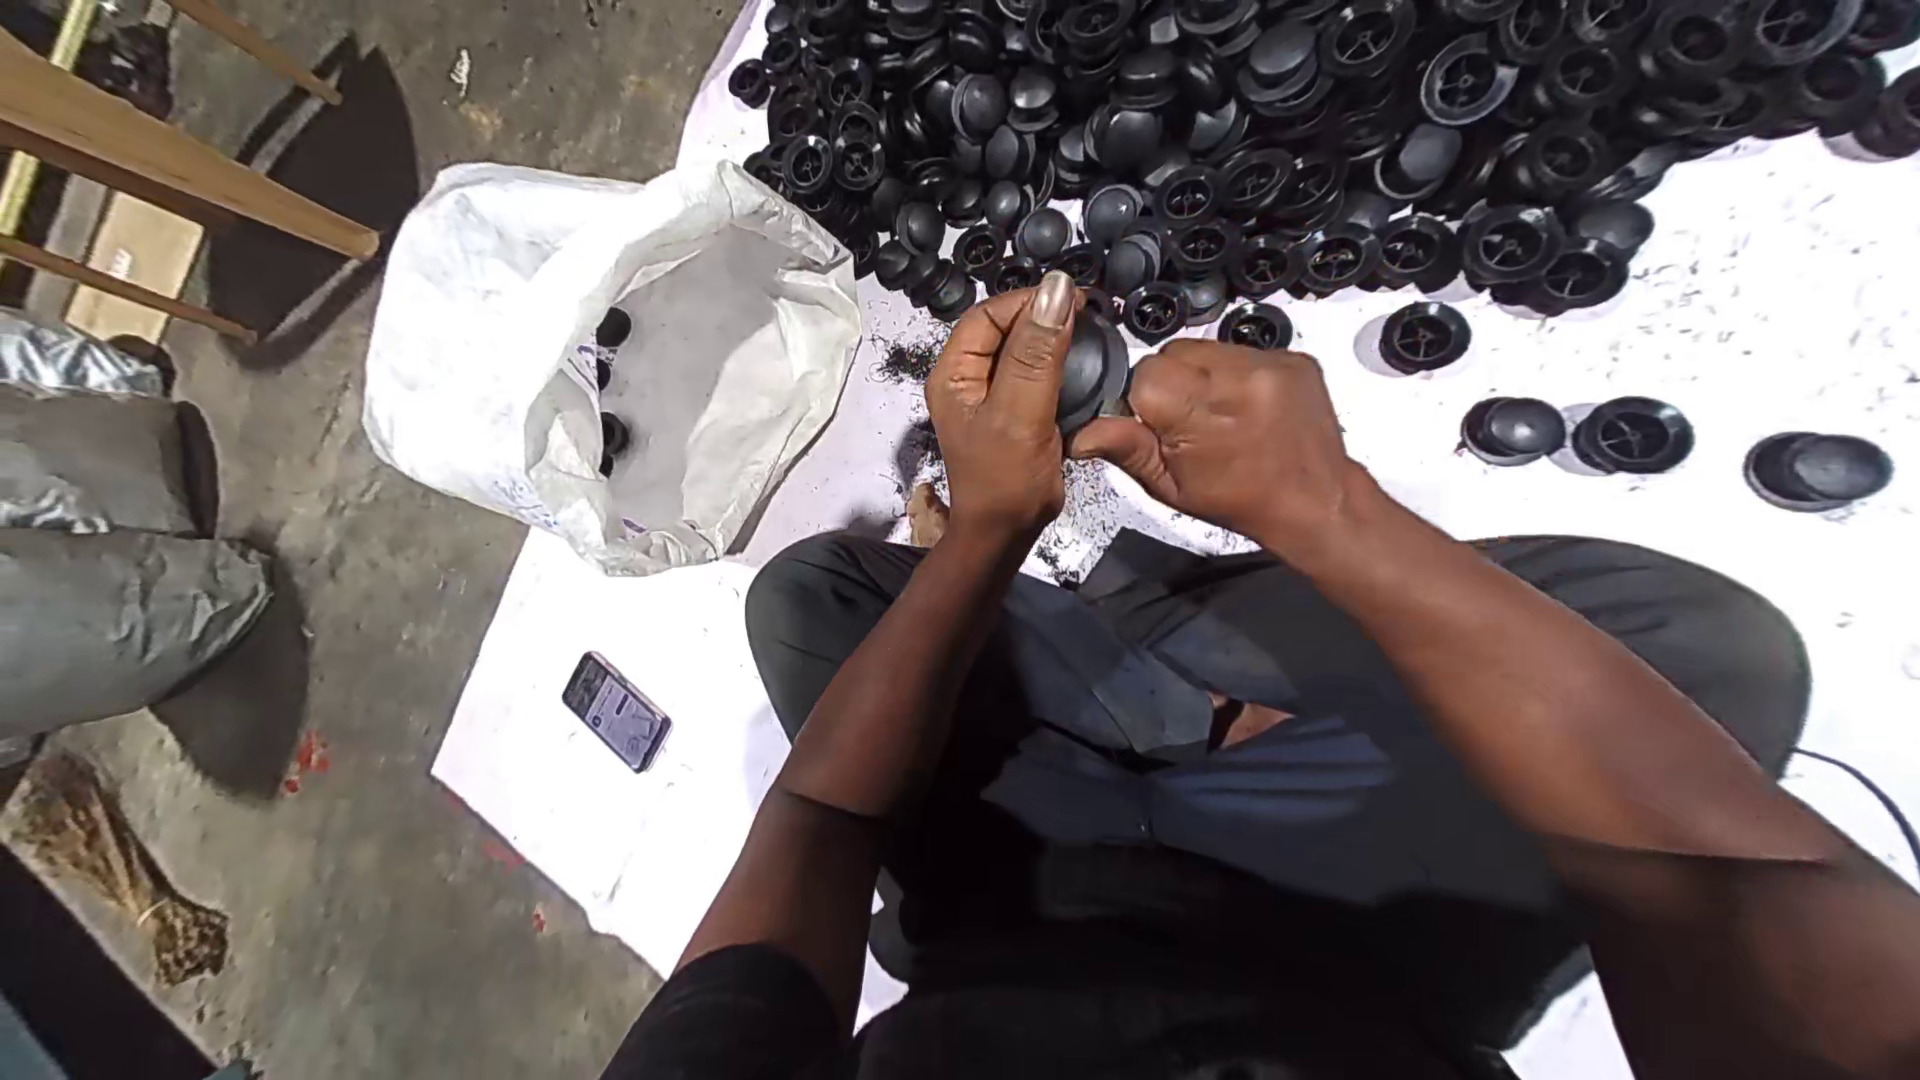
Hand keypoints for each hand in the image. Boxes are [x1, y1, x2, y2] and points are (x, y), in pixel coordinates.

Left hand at [926, 271, 1078, 546]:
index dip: (1028, 303)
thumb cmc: (1003, 482)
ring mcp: (995, 396)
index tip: (1070, 301)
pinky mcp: (1019, 411)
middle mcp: (970, 380)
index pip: (989, 316)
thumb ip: (1036, 354)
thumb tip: (1055, 290)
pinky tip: (1084, 366)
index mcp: (954, 374)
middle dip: (1046, 318)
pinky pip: (1040, 375)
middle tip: (1087, 315)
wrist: (1008, 531)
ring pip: (1027, 350)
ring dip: (1057, 341)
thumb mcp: (1018, 414)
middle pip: (1008, 329)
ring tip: (1090, 335)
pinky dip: (1062, 366)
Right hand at [1069, 340, 1365, 552]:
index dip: (1142, 399)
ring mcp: (1269, 364)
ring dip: (1200, 376)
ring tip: (1217, 413)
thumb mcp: (1169, 486)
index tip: (1156, 423)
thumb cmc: (1242, 500)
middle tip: (1188, 421)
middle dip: (1169, 383)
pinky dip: (1232, 373)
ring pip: (1204, 347)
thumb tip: (1082, 434)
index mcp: (1200, 413)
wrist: (1312, 500)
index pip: (1144, 373)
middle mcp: (1238, 379)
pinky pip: (1239, 350)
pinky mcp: (1291, 357)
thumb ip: (1125, 450)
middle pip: (1171, 353)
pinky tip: (1241, 404)